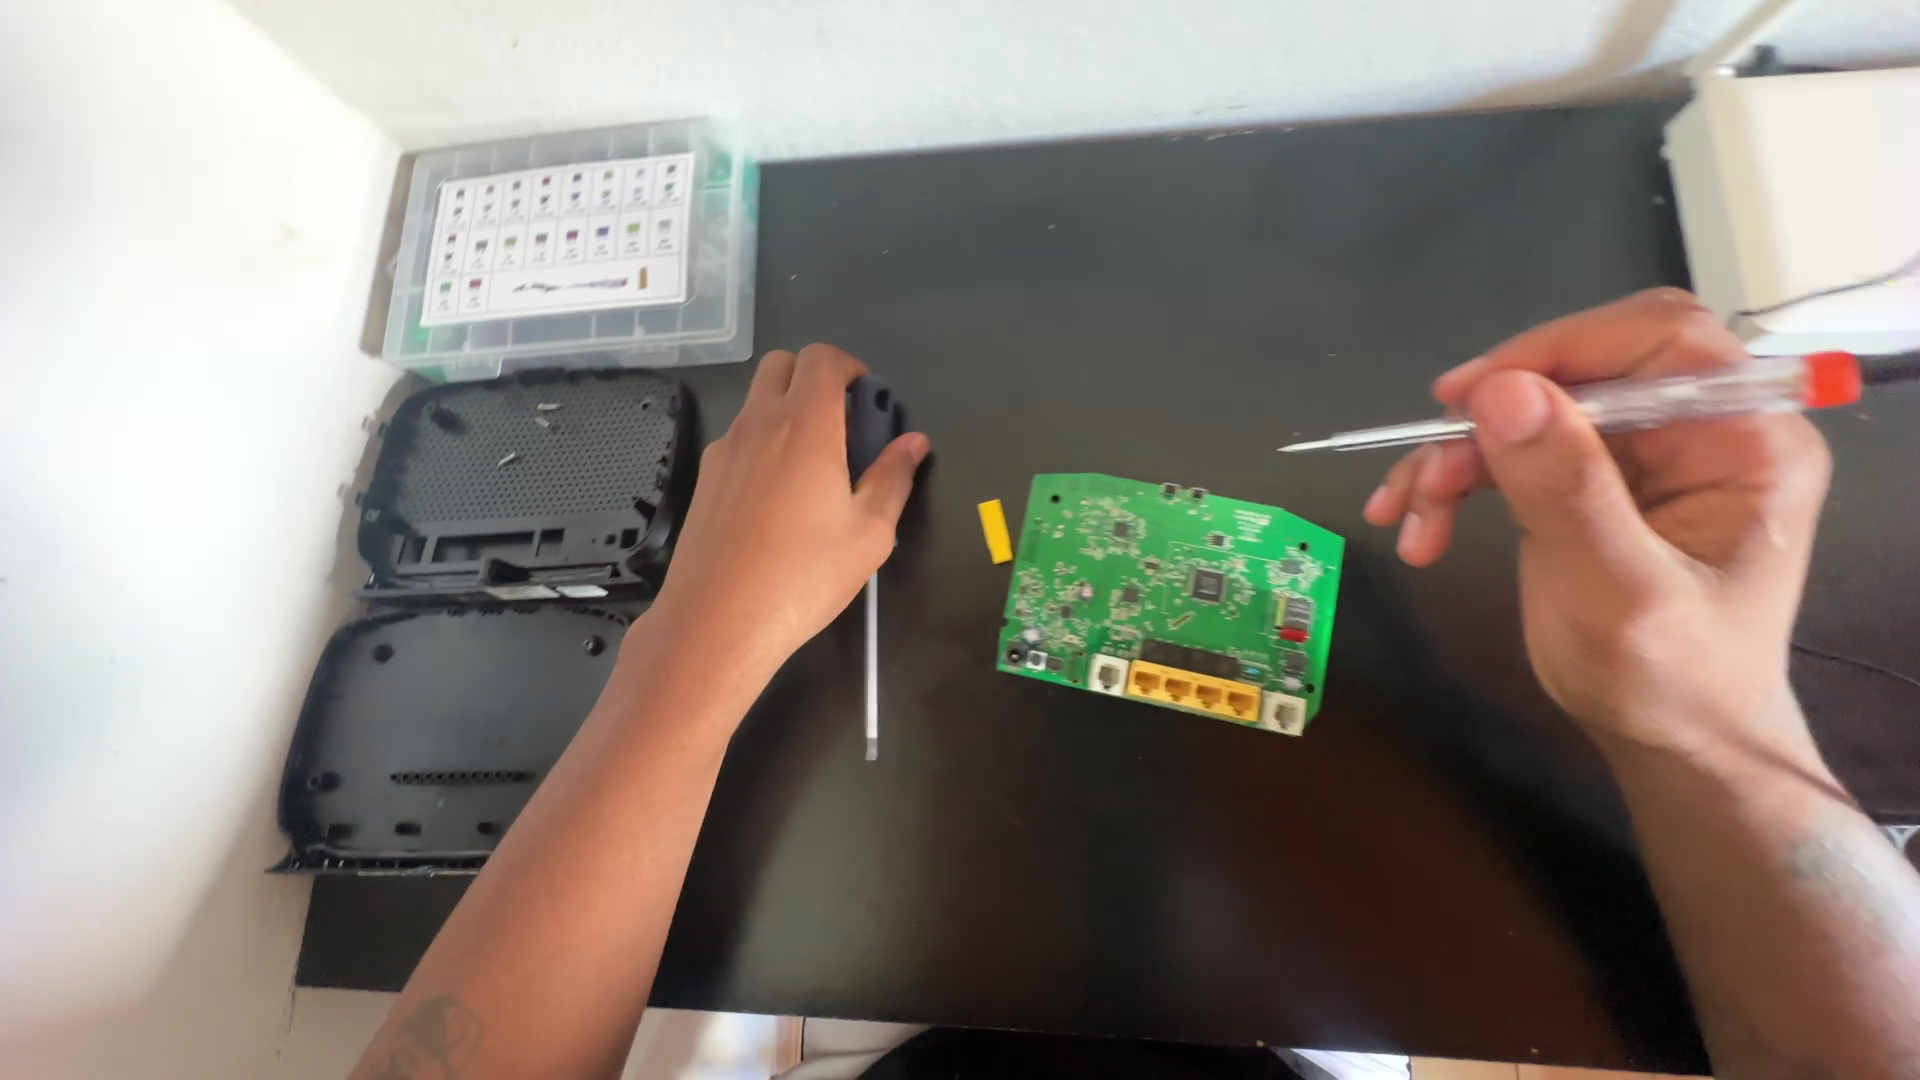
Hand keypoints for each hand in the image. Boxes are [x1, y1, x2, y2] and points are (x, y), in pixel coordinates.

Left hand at [645, 344, 929, 680]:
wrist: (720, 620)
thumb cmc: (806, 574)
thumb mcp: (870, 532)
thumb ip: (894, 477)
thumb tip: (914, 443)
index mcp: (805, 426)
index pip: (821, 358)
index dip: (850, 368)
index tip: (867, 402)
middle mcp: (759, 424)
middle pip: (782, 364)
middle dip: (815, 378)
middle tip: (843, 426)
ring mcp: (725, 449)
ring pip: (757, 401)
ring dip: (787, 410)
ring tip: (813, 469)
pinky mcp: (705, 479)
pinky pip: (739, 438)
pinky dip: (763, 443)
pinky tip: (776, 500)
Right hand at [1362, 289, 1830, 752]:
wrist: (1663, 737)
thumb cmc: (1662, 674)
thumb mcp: (1611, 585)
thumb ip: (1563, 486)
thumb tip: (1499, 392)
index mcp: (1737, 442)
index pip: (1656, 340)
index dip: (1556, 350)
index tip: (1466, 397)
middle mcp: (1686, 436)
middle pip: (1569, 377)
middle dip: (1483, 422)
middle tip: (1424, 474)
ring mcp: (1628, 461)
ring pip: (1518, 418)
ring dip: (1448, 464)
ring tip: (1406, 519)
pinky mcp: (1579, 486)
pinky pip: (1501, 457)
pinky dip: (1448, 487)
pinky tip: (1416, 529)